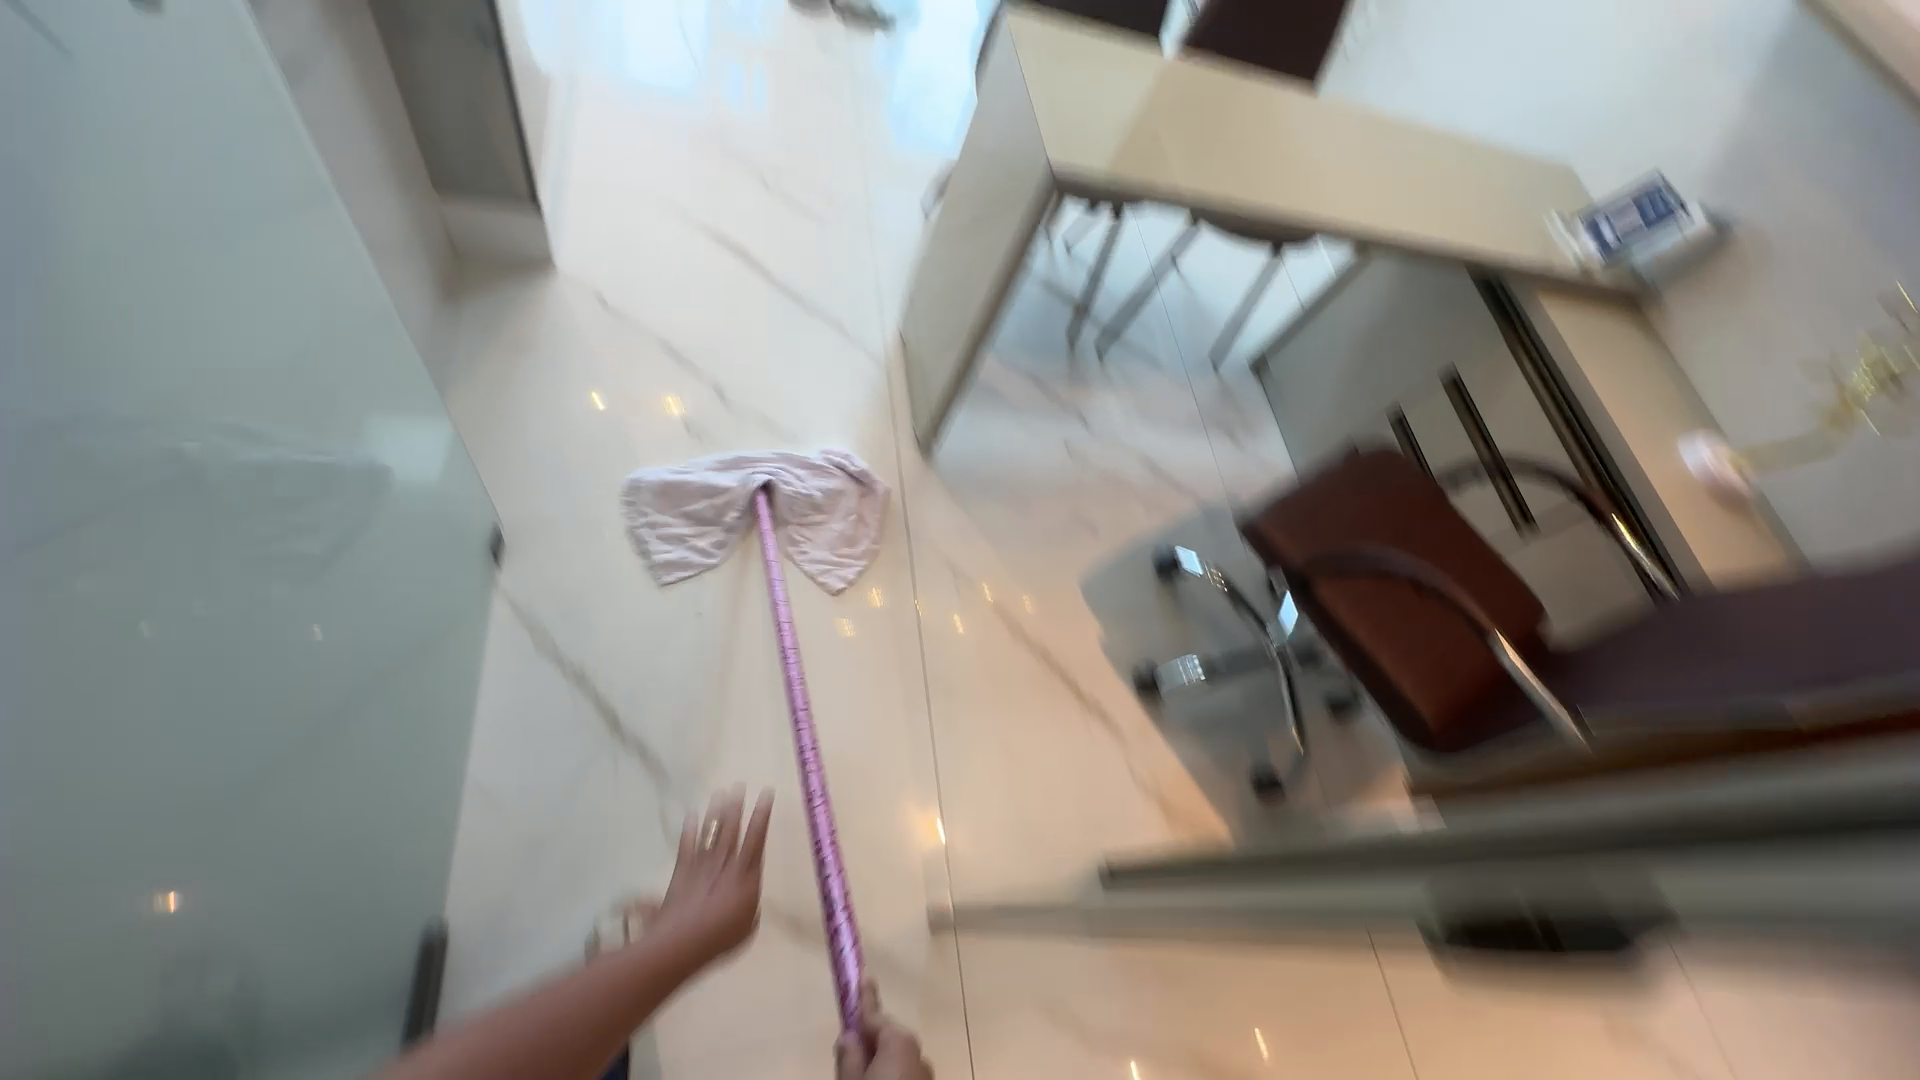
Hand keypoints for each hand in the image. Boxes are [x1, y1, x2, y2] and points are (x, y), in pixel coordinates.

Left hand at [647, 786, 773, 968]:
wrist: (682, 943)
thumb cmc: (721, 938)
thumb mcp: (748, 925)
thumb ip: (750, 905)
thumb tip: (748, 896)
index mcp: (747, 875)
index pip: (757, 837)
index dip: (762, 814)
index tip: (766, 794)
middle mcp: (726, 864)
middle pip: (732, 829)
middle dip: (737, 806)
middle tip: (739, 785)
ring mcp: (703, 865)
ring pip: (712, 832)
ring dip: (716, 812)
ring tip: (720, 792)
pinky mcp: (682, 872)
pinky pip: (687, 846)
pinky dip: (689, 830)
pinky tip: (691, 815)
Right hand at [835, 981, 933, 1079]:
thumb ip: (849, 1057)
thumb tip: (849, 1037)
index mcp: (899, 1041)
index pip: (875, 1015)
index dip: (865, 996)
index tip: (863, 976)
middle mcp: (918, 1051)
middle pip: (889, 1035)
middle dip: (871, 1035)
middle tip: (851, 1040)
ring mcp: (926, 1070)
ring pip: (898, 1055)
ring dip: (881, 1056)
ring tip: (862, 1068)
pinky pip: (905, 1070)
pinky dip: (892, 1071)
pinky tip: (880, 1078)